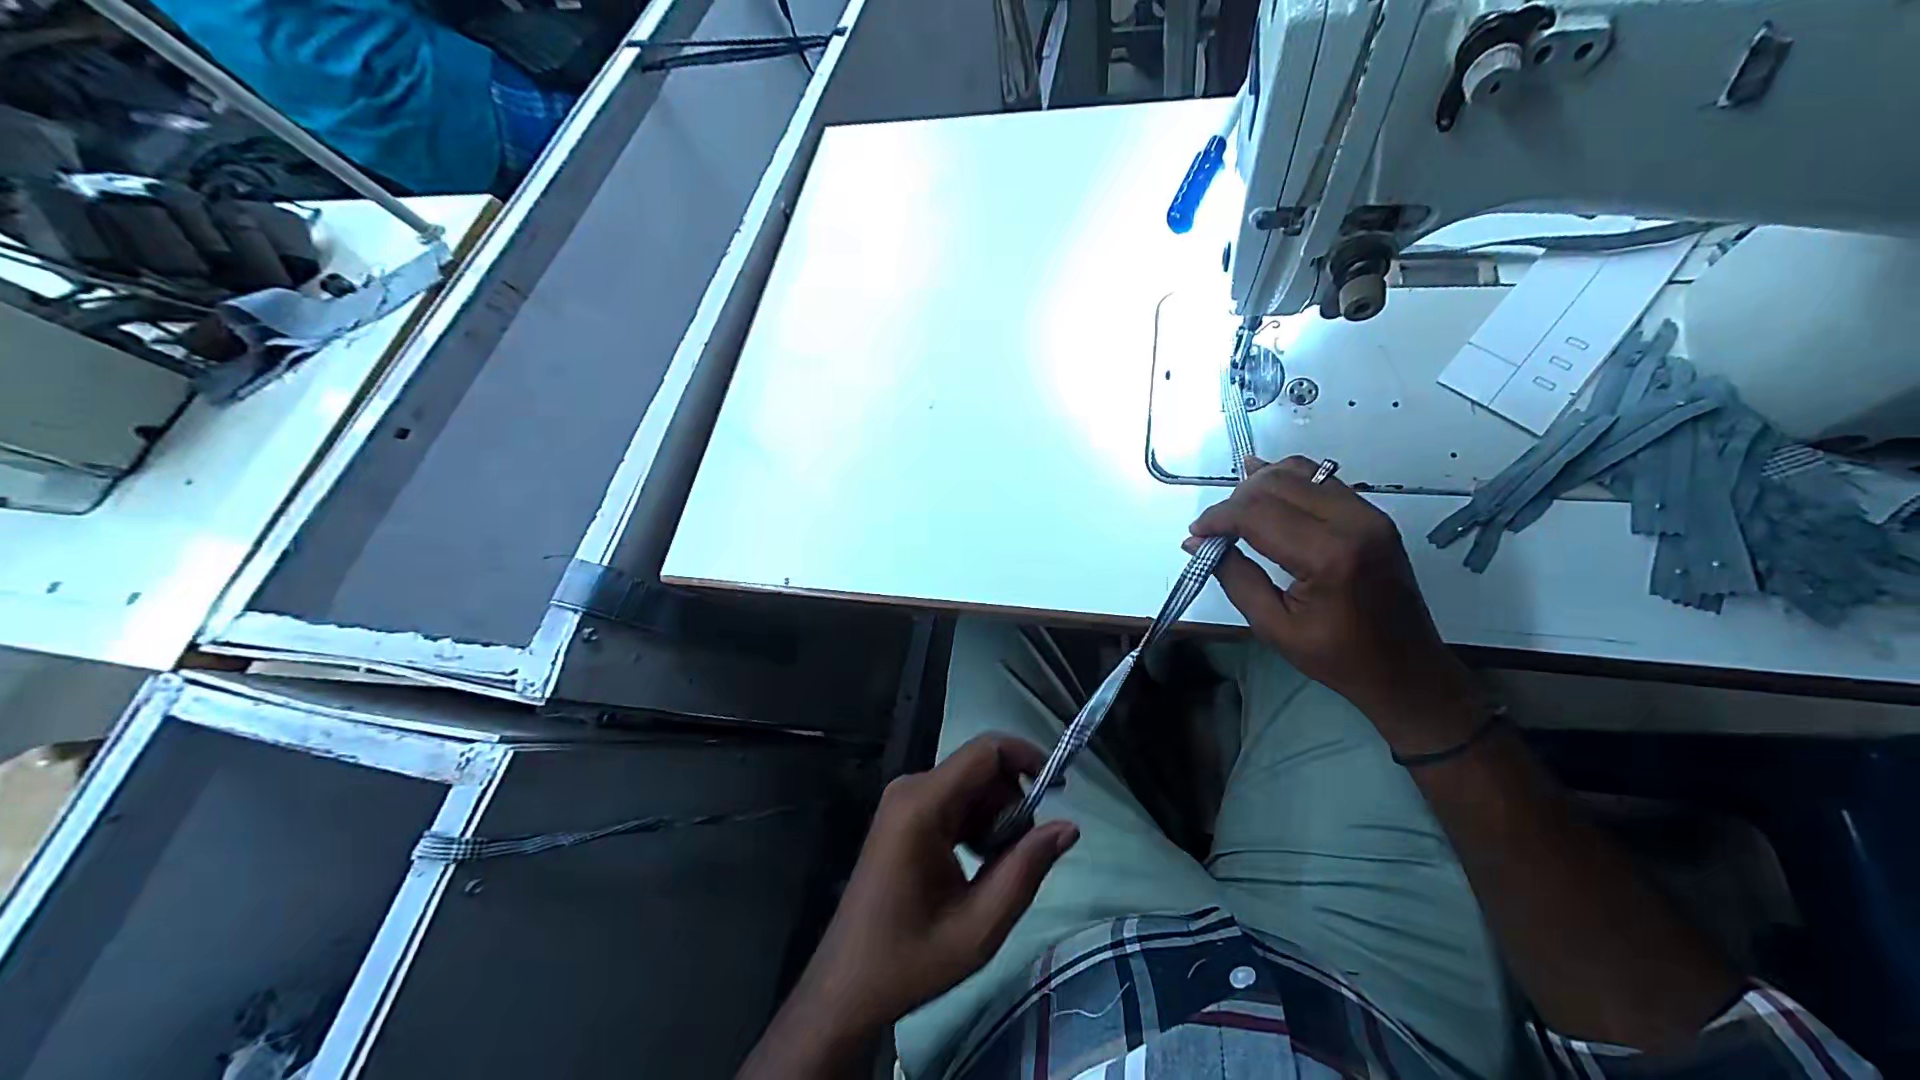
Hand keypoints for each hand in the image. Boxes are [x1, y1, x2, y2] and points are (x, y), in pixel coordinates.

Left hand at [738, 736, 1077, 1078]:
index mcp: (922, 805)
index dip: (1028, 758)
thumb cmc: (911, 959)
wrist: (847, 984)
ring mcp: (903, 800)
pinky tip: (974, 867)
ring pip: (972, 785)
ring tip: (992, 872)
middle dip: (1012, 804)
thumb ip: (1026, 869)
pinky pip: (955, 800)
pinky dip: (976, 825)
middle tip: (1017, 859)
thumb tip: (1069, 825)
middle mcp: (910, 789)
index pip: (986, 751)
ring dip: (996, 819)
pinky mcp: (903, 814)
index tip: (1060, 792)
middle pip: (982, 769)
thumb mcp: (980, 926)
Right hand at [1185, 455, 1476, 744]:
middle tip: (1215, 530)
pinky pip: (1322, 480)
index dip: (1218, 518)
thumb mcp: (1273, 627)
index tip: (1195, 534)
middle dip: (1235, 500)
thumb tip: (1196, 543)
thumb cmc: (1339, 658)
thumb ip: (1234, 577)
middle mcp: (1353, 523)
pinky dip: (1288, 479)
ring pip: (1299, 472)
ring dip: (1259, 484)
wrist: (1407, 669)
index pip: (1257, 514)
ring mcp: (1369, 514)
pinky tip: (1264, 486)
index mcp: (1329, 556)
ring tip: (1235, 510)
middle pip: (1276, 485)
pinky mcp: (1373, 515)